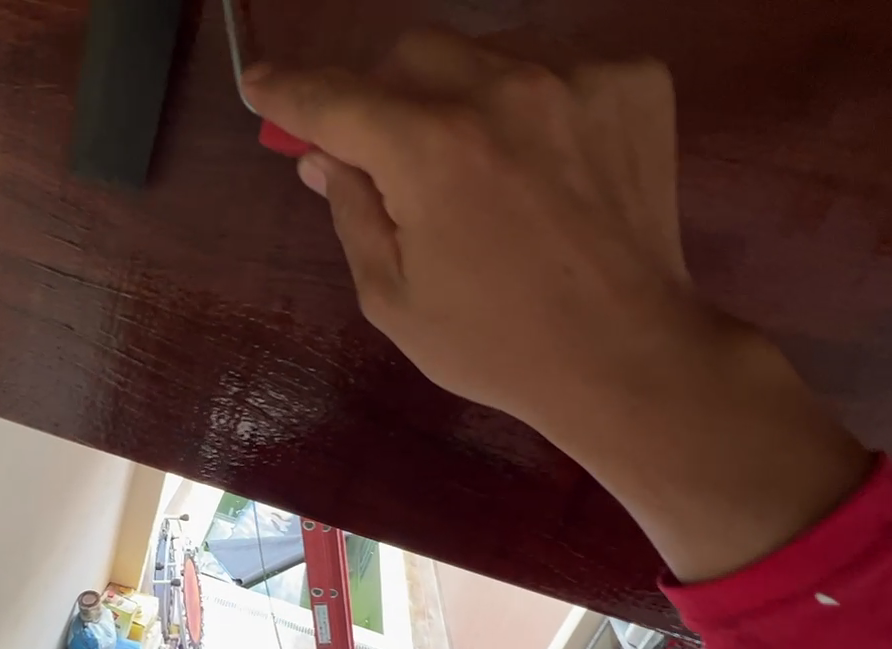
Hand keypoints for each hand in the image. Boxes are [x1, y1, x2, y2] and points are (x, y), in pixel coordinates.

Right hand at [246, 30, 870, 581]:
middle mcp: (502, 89)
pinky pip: (551, 68)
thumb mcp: (392, 298)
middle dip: (377, 94)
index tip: (258, 82)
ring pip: (482, 53)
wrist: (621, 354)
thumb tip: (322, 158)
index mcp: (431, 151)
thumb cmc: (491, 344)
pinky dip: (523, 107)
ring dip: (452, 99)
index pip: (335, 99)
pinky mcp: (633, 82)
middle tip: (380, 150)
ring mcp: (577, 76)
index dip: (288, 91)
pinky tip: (537, 168)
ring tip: (472, 171)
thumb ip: (350, 214)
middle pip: (408, 52)